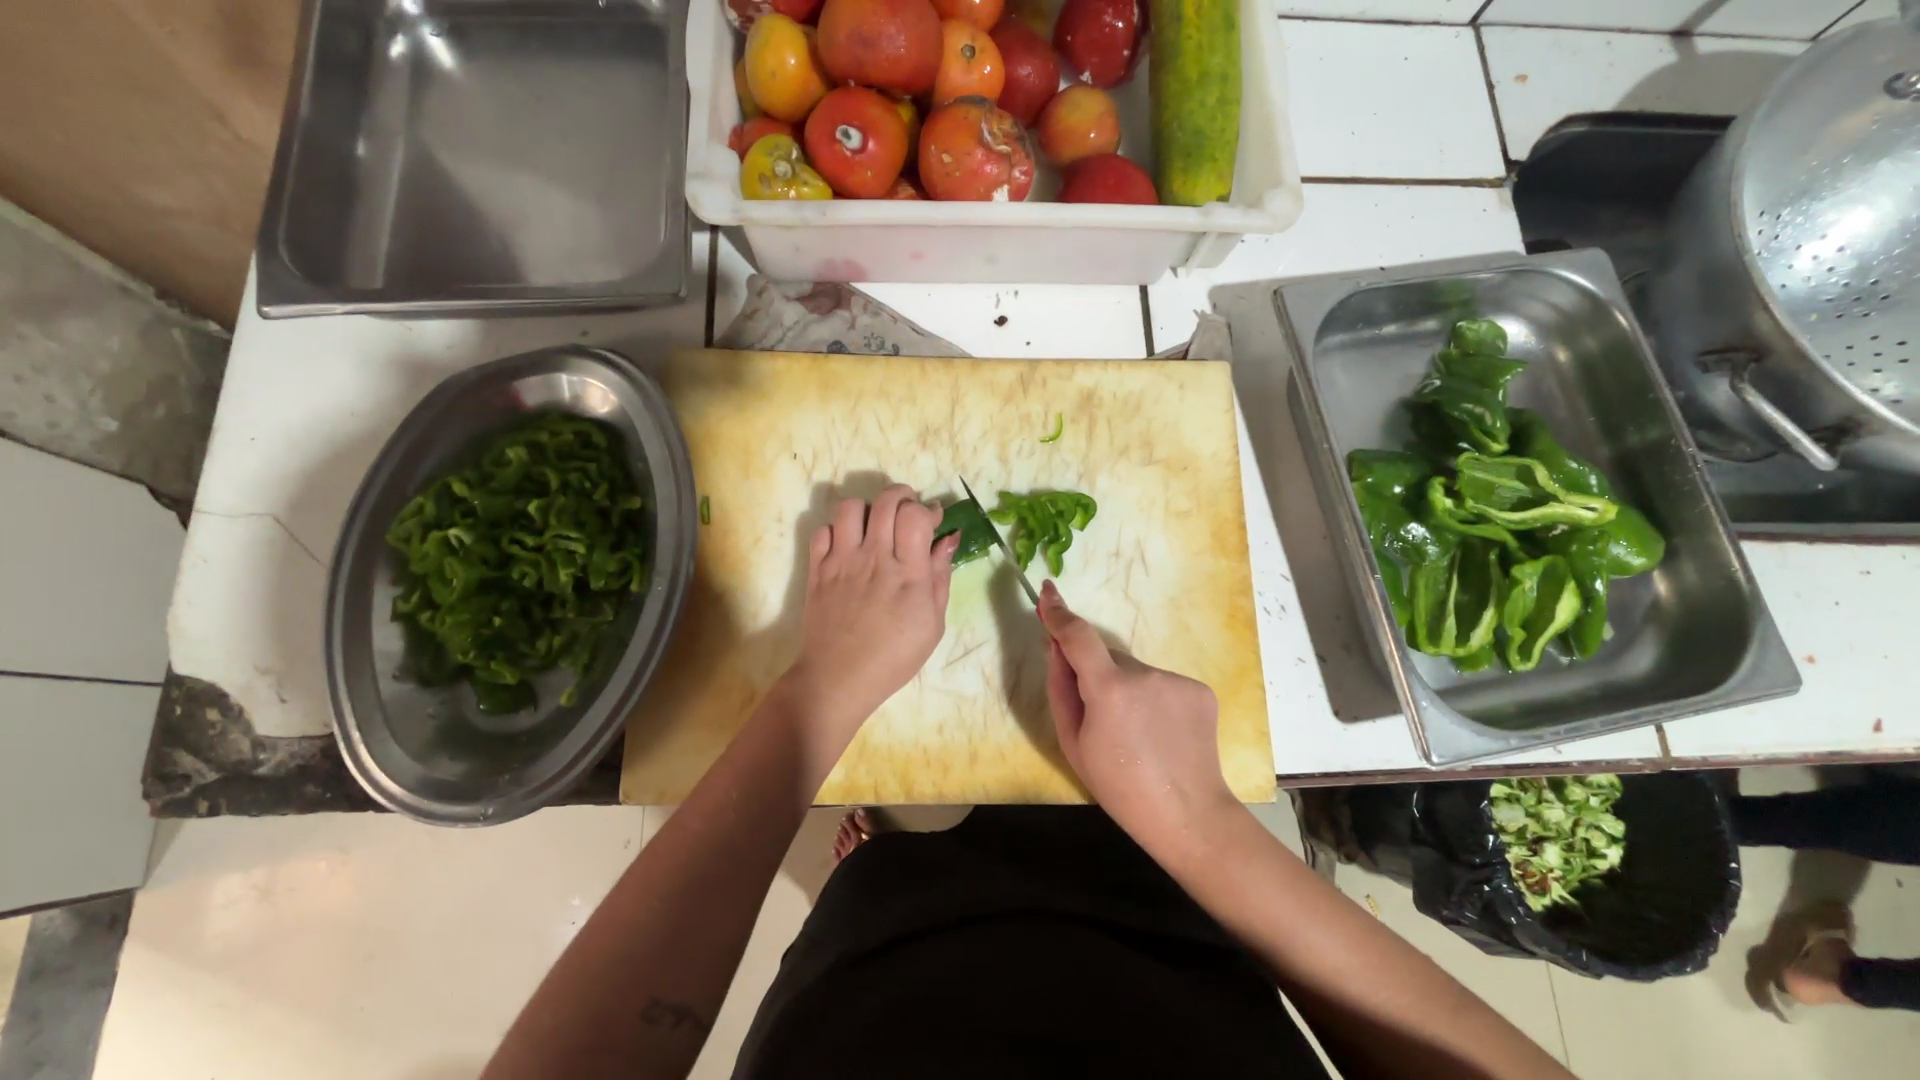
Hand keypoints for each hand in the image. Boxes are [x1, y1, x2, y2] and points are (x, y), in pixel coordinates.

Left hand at [782, 485, 958, 742]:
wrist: (839, 678)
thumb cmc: (894, 657)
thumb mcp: (932, 623)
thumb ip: (939, 576)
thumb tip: (947, 539)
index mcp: (907, 573)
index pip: (915, 515)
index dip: (927, 509)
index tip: (933, 519)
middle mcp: (873, 558)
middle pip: (886, 502)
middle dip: (902, 496)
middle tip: (908, 511)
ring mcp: (841, 561)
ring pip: (850, 507)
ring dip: (867, 508)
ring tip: (875, 524)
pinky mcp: (817, 569)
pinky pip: (822, 530)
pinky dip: (836, 530)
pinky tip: (847, 545)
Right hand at [1038, 580, 1238, 858]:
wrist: (1187, 815)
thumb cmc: (1120, 787)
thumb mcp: (1073, 743)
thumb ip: (1060, 688)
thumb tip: (1055, 647)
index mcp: (1109, 690)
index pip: (1078, 636)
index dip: (1059, 613)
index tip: (1048, 593)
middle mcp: (1144, 674)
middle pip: (1108, 660)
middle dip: (1098, 677)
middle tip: (1101, 721)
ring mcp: (1176, 680)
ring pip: (1136, 673)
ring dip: (1127, 691)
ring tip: (1137, 735)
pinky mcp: (1199, 689)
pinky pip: (1162, 684)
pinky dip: (1155, 701)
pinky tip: (1161, 734)